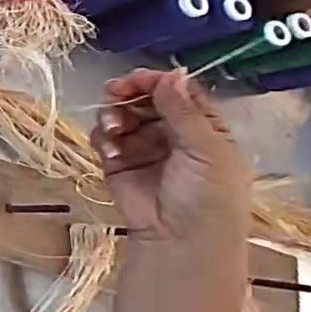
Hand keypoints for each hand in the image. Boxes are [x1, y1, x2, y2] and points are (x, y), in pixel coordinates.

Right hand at [90, 68, 251, 247]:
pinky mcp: (116, 158)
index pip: (178, 93)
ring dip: (113, 115)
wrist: (178, 238)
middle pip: (144, 99)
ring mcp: (141, 144)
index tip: (135, 80)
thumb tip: (172, 72)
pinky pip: (103, 136)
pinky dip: (103, 137)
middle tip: (115, 93)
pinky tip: (110, 150)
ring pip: (120, 114)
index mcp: (203, 127)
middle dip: (128, 94)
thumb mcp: (205, 151)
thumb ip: (184, 112)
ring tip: (114, 129)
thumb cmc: (207, 195)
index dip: (157, 82)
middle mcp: (171, 132)